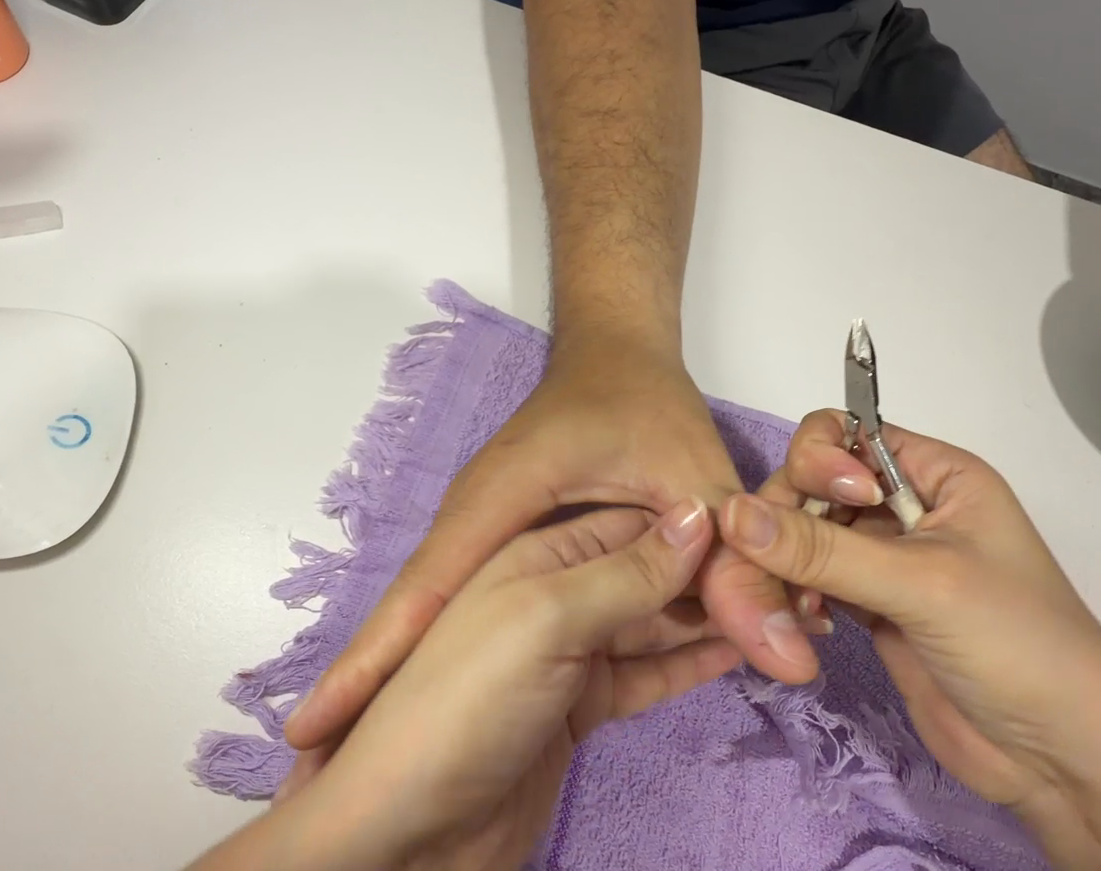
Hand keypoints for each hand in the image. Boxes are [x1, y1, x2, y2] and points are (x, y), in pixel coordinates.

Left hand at [193, 502, 736, 870]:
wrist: (411, 832)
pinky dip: (687, 664)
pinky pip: (644, 673)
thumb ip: (625, 570)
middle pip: (650, 574)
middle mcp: (555, 590)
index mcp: (539, 552)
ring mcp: (566, 650)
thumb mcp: (545, 619)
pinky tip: (738, 653)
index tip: (774, 542)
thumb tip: (701, 515)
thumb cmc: (468, 703)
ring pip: (652, 624)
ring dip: (713, 622)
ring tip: (790, 623)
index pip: (639, 526)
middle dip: (718, 580)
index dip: (703, 534)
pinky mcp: (576, 705)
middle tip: (801, 592)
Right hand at [284, 335, 832, 758]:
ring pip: (448, 611)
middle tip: (317, 748)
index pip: (428, 591)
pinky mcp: (499, 544)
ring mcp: (480, 532)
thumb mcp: (697, 484)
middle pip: (418, 610)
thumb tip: (787, 661)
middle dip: (372, 676)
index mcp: (498, 502)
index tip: (313, 729)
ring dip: (408, 662)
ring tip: (344, 731)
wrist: (613, 352)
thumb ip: (735, 572)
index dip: (374, 661)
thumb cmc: (640, 402)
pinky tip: (464, 689)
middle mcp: (472, 520)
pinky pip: (485, 601)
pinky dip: (469, 644)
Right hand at [727, 410, 1100, 809]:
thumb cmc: (1017, 647)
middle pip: (807, 486)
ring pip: (798, 536)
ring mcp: (881, 559)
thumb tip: (730, 513)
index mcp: (935, 475)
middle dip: (784, 524)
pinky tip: (803, 629)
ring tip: (790, 616)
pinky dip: (790, 598)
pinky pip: (805, 581)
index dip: (821, 459)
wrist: (1064, 765)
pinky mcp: (865, 605)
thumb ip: (821, 550)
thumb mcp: (922, 586)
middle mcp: (902, 506)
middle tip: (776, 570)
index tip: (834, 503)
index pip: (846, 434)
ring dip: (779, 569)